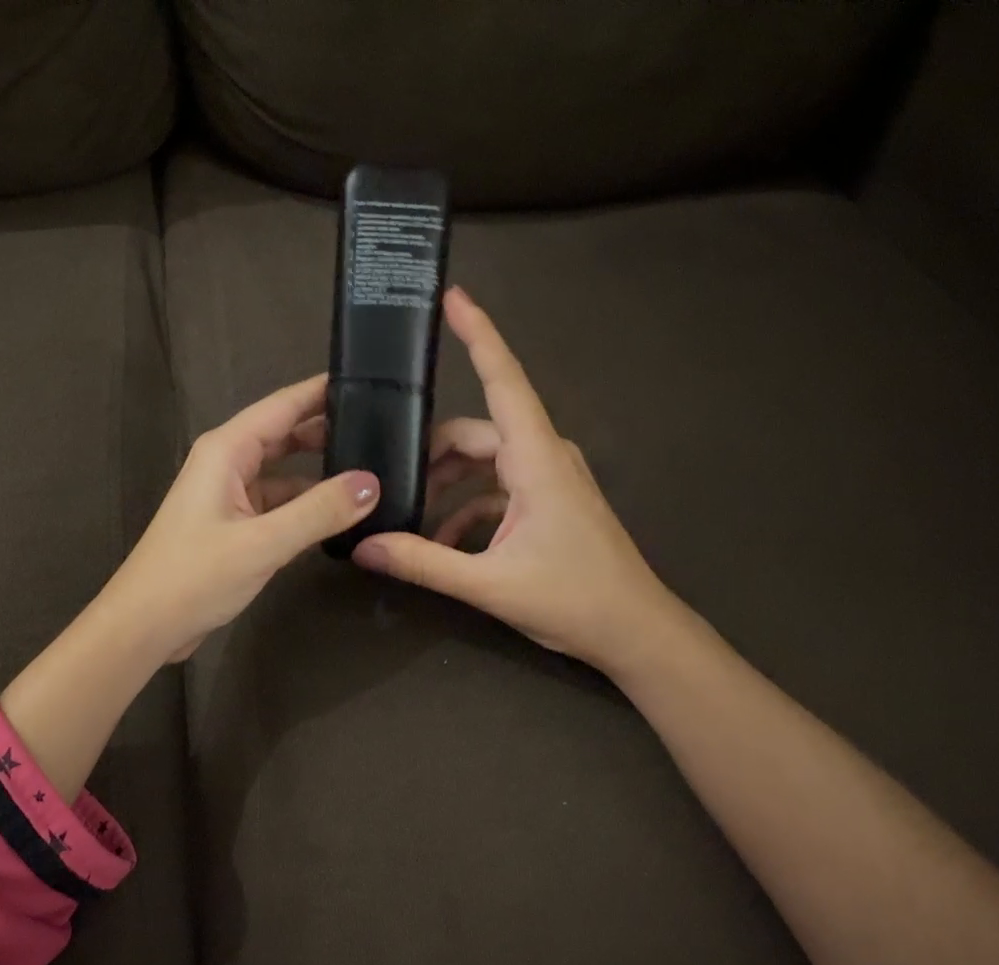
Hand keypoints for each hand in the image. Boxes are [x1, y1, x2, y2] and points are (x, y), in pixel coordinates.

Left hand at [104, 374, 379, 661]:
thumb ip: (318, 512)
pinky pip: (278, 504)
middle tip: (385, 428)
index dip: (323, 391)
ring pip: (284, 472)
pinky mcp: (233, 527)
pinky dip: (306, 506)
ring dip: (320, 473)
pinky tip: (339, 515)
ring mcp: (228, 496)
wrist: (144, 626)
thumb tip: (372, 483)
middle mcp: (226, 463)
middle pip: (284, 434)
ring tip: (373, 471)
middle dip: (328, 429)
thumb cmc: (194, 576)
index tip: (370, 379)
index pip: (283, 405)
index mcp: (226, 450)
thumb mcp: (263, 543)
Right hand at [352, 286, 683, 673]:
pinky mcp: (549, 501)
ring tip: (408, 517)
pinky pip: (498, 489)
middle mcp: (545, 456)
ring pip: (484, 461)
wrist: (635, 633)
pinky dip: (467, 509)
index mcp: (537, 459)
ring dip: (446, 486)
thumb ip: (423, 562)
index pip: (504, 381)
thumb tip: (364, 546)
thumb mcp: (489, 583)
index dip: (479, 335)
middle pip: (476, 431)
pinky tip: (442, 544)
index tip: (452, 297)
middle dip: (430, 452)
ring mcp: (550, 478)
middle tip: (385, 477)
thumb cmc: (574, 600)